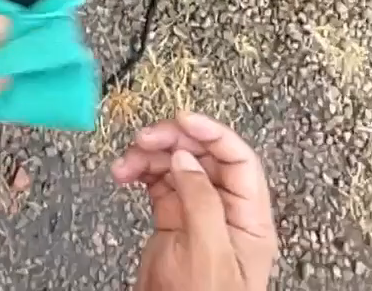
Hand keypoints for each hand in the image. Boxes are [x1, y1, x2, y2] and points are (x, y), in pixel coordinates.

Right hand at [112, 113, 278, 290]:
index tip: (182, 118)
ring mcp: (197, 213)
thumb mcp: (208, 253)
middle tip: (144, 139)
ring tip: (126, 163)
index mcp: (248, 219)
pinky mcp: (171, 216)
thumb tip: (185, 157)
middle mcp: (225, 211)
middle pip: (203, 155)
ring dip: (147, 155)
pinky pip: (156, 178)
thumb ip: (201, 201)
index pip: (239, 161)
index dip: (213, 133)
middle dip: (171, 140)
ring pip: (175, 163)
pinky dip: (137, 169)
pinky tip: (123, 173)